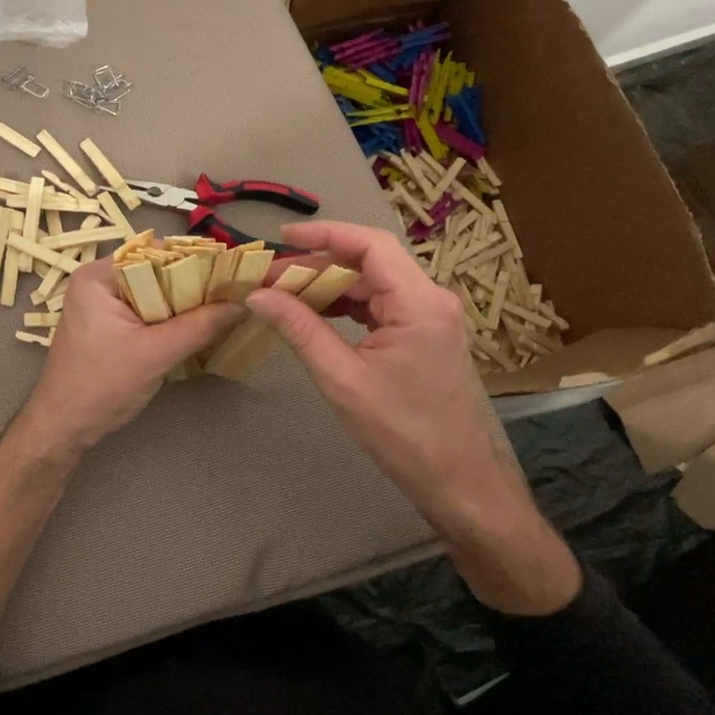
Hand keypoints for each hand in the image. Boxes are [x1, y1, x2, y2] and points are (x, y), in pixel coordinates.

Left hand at [19, 258, 244, 454]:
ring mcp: (101, 303)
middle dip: (195, 282)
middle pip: (156, 270)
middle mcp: (98, 281)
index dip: (196, 259)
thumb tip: (243, 303)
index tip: (234, 271)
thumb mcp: (155, 354)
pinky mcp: (108, 324)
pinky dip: (171, 317)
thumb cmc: (101, 386)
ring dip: (186, 302)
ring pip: (154, 292)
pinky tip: (200, 325)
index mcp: (99, 276)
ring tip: (227, 306)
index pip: (155, 251)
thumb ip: (200, 326)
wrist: (64, 427)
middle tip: (236, 291)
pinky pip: (147, 309)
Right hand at [244, 222, 575, 614]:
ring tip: (284, 295)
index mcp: (419, 303)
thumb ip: (299, 328)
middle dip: (317, 263)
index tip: (281, 239)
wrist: (458, 480)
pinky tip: (314, 315)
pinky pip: (381, 303)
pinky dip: (346, 304)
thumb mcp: (340, 378)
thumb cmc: (401, 431)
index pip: (370, 244)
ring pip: (373, 282)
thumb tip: (256, 294)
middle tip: (272, 277)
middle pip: (369, 260)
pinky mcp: (426, 334)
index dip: (324, 234)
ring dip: (329, 284)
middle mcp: (432, 299)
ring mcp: (432, 317)